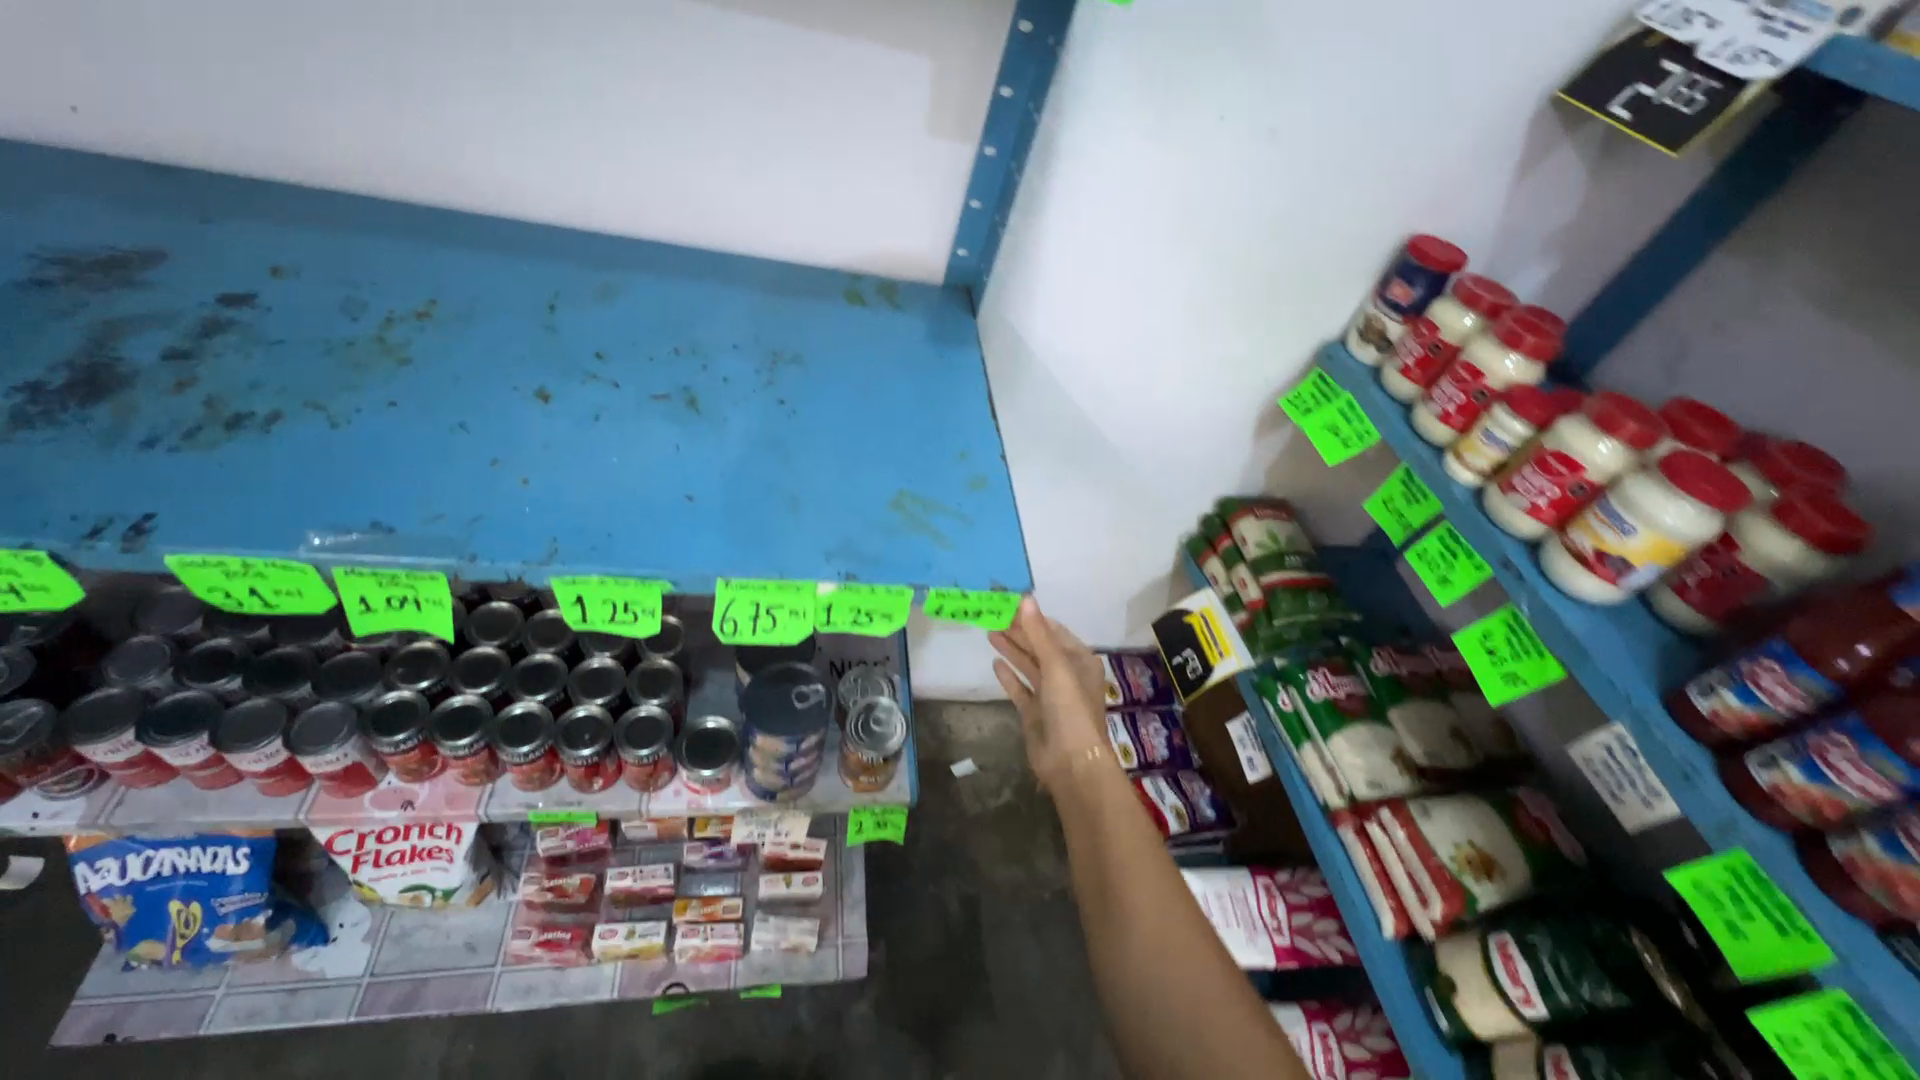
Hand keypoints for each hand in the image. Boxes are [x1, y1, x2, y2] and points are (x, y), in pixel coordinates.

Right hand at [990, 598, 1111, 793]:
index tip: (1008, 604)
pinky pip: (1021, 689)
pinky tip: (994, 663)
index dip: (1032, 618)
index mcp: (1080, 661)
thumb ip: (1039, 634)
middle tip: (992, 615)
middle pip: (1039, 647)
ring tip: (989, 631)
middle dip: (1018, 632)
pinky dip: (1009, 676)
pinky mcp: (1035, 713)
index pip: (1054, 631)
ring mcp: (1051, 695)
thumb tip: (1025, 599)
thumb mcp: (1056, 666)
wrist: (1071, 762)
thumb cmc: (1070, 709)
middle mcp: (1067, 675)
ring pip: (1029, 666)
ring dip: (1011, 650)